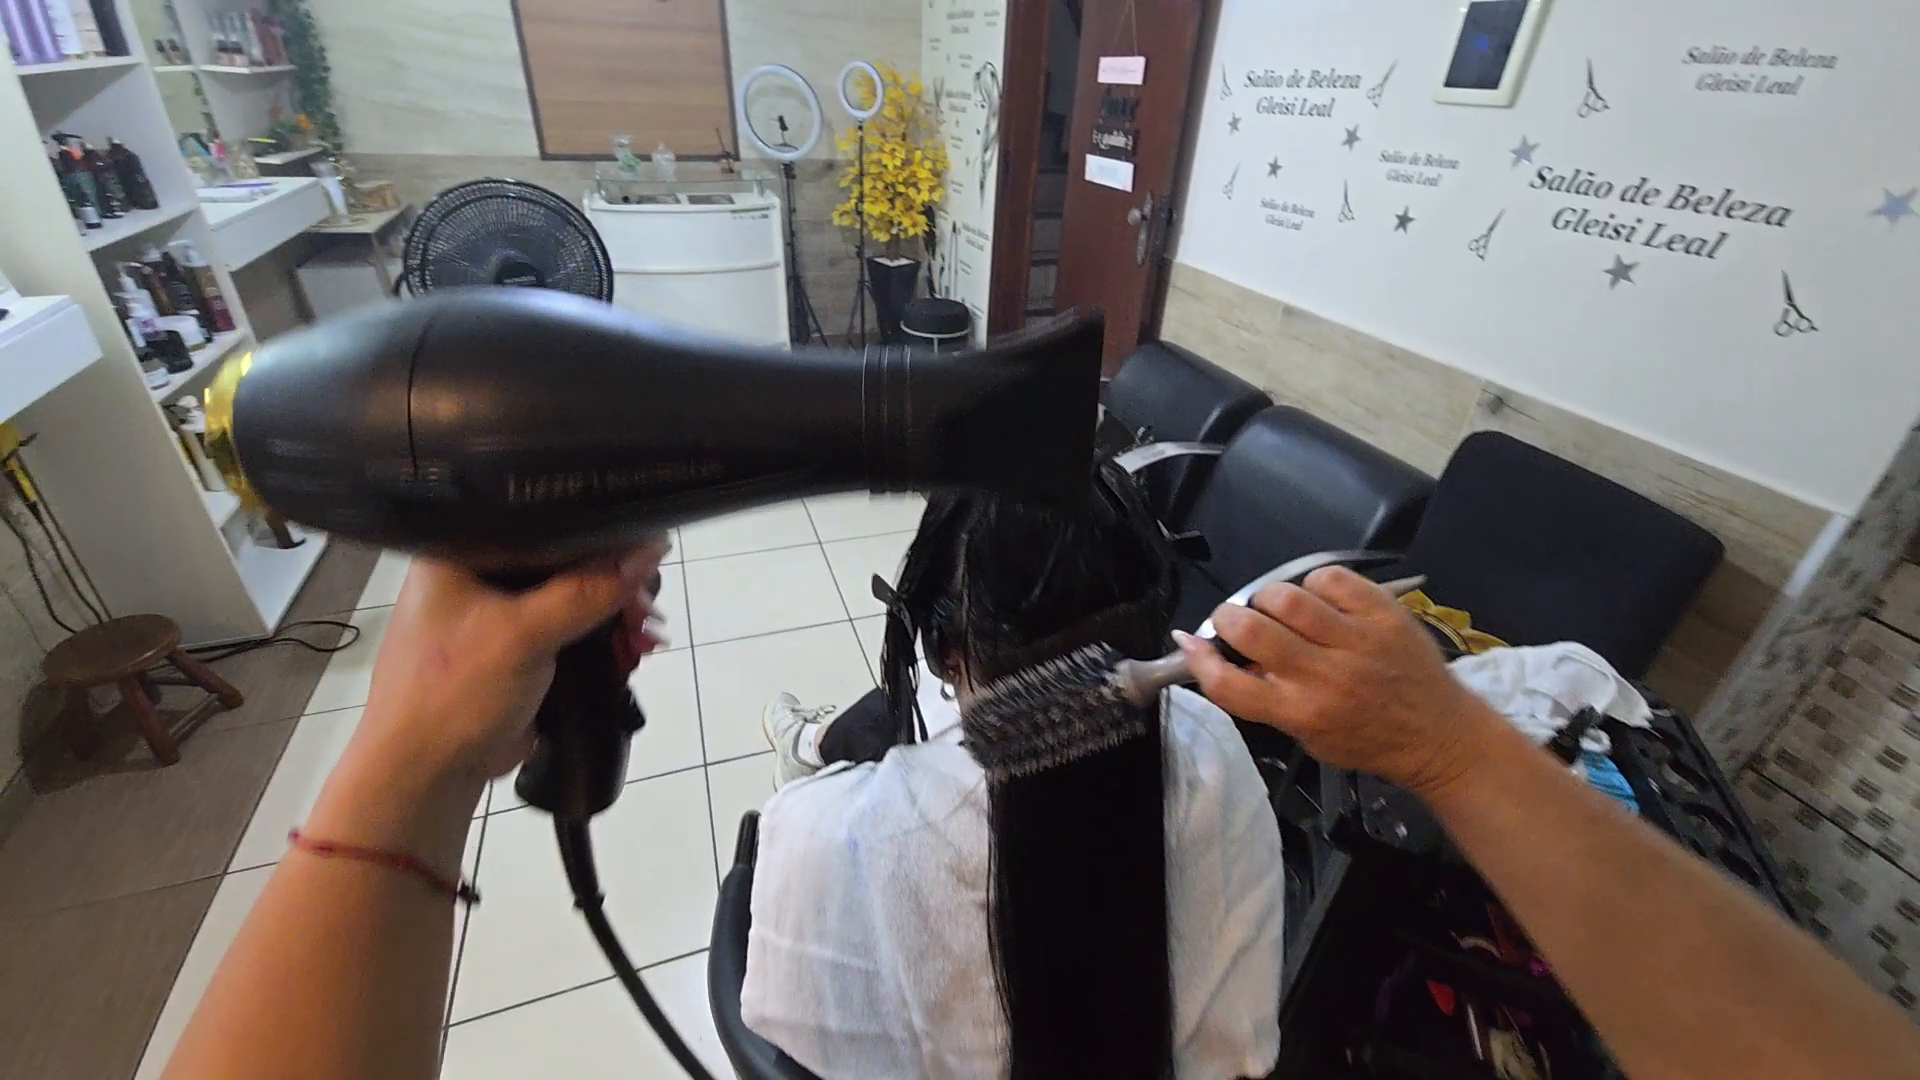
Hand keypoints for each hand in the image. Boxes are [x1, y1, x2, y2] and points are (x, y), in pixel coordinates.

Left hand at [351, 541, 671, 784]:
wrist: (427, 777)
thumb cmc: (455, 693)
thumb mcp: (524, 633)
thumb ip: (589, 589)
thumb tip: (653, 549)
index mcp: (462, 555)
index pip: (546, 525)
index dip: (600, 537)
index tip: (644, 557)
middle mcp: (483, 577)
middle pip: (571, 563)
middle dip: (618, 588)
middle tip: (647, 613)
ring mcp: (505, 615)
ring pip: (580, 599)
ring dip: (619, 618)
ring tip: (646, 641)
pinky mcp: (525, 649)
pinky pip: (578, 631)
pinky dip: (608, 641)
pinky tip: (634, 652)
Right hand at [1178, 565, 1505, 800]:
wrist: (1441, 737)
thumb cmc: (1365, 739)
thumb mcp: (1305, 734)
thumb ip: (1263, 696)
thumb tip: (1219, 654)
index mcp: (1301, 713)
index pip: (1229, 684)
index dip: (1198, 659)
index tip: (1190, 643)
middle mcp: (1325, 678)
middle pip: (1250, 630)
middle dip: (1227, 617)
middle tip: (1236, 621)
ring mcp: (1358, 642)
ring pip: (1287, 598)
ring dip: (1267, 598)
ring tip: (1276, 608)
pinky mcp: (1385, 615)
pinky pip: (1331, 579)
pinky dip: (1314, 583)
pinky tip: (1318, 599)